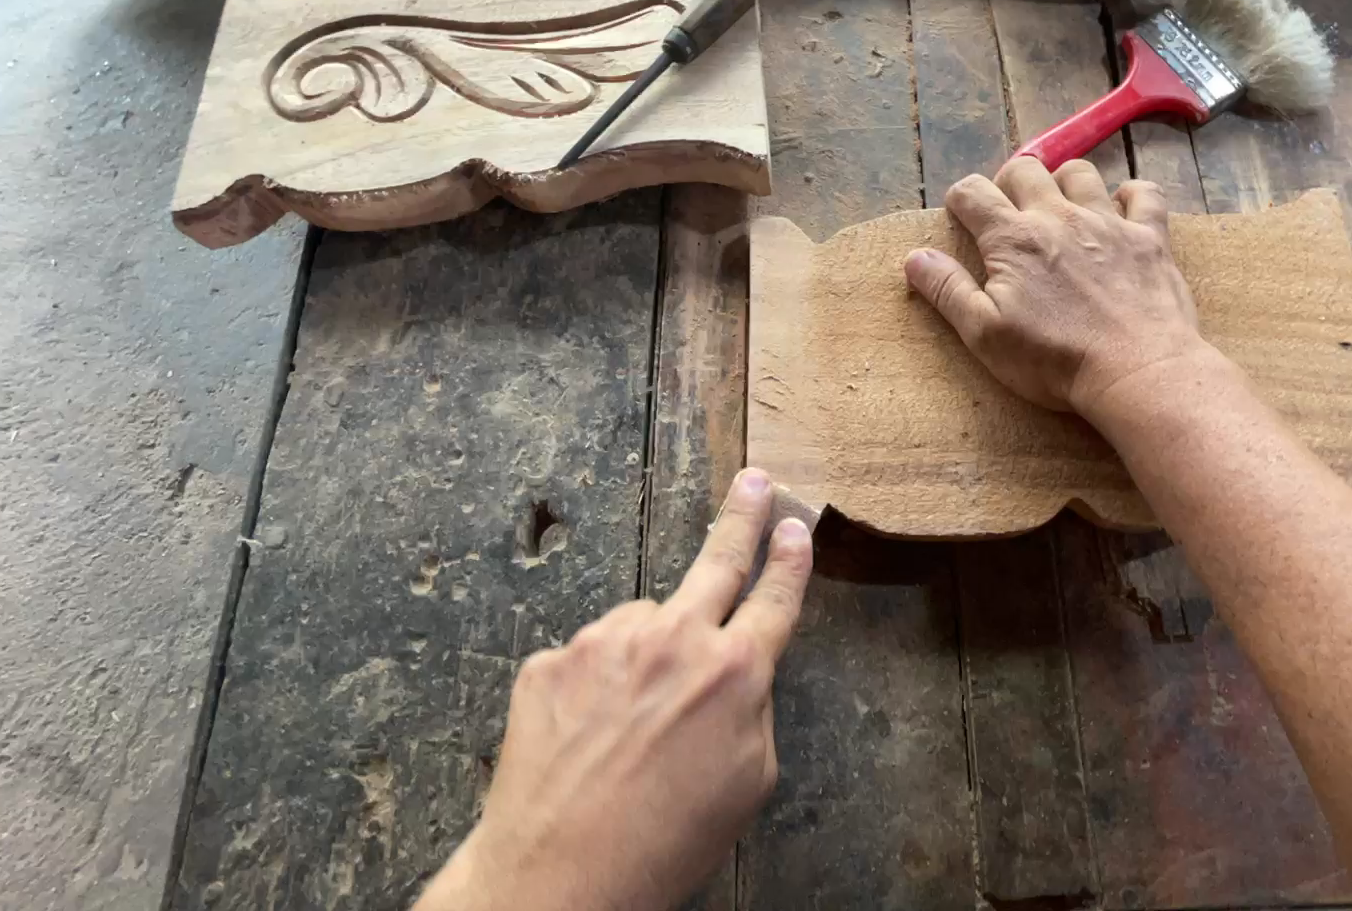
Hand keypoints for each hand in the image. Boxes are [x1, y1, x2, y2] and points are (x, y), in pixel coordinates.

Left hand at [416, 468, 813, 910]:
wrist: (555, 882)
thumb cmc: (668, 842)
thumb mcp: (750, 781)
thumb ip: (753, 705)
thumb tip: (740, 668)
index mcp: (735, 672)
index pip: (776, 598)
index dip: (791, 559)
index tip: (796, 526)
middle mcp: (676, 639)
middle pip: (720, 559)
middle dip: (744, 514)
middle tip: (755, 480)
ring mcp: (609, 640)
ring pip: (645, 623)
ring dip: (648, 651)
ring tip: (627, 722)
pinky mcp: (555, 656)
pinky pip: (590, 653)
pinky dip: (596, 680)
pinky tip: (586, 730)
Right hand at [904, 156, 1207, 414]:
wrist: (1136, 370)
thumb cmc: (1052, 359)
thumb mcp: (984, 334)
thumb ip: (947, 290)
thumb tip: (915, 257)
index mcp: (1012, 239)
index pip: (973, 192)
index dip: (961, 199)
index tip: (960, 216)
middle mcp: (1058, 217)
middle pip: (1026, 169)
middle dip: (1009, 182)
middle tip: (1009, 214)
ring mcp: (1108, 222)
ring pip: (1080, 172)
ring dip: (1063, 182)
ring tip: (1060, 209)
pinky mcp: (1150, 237)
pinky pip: (1143, 194)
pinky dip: (1130, 195)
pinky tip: (1121, 212)